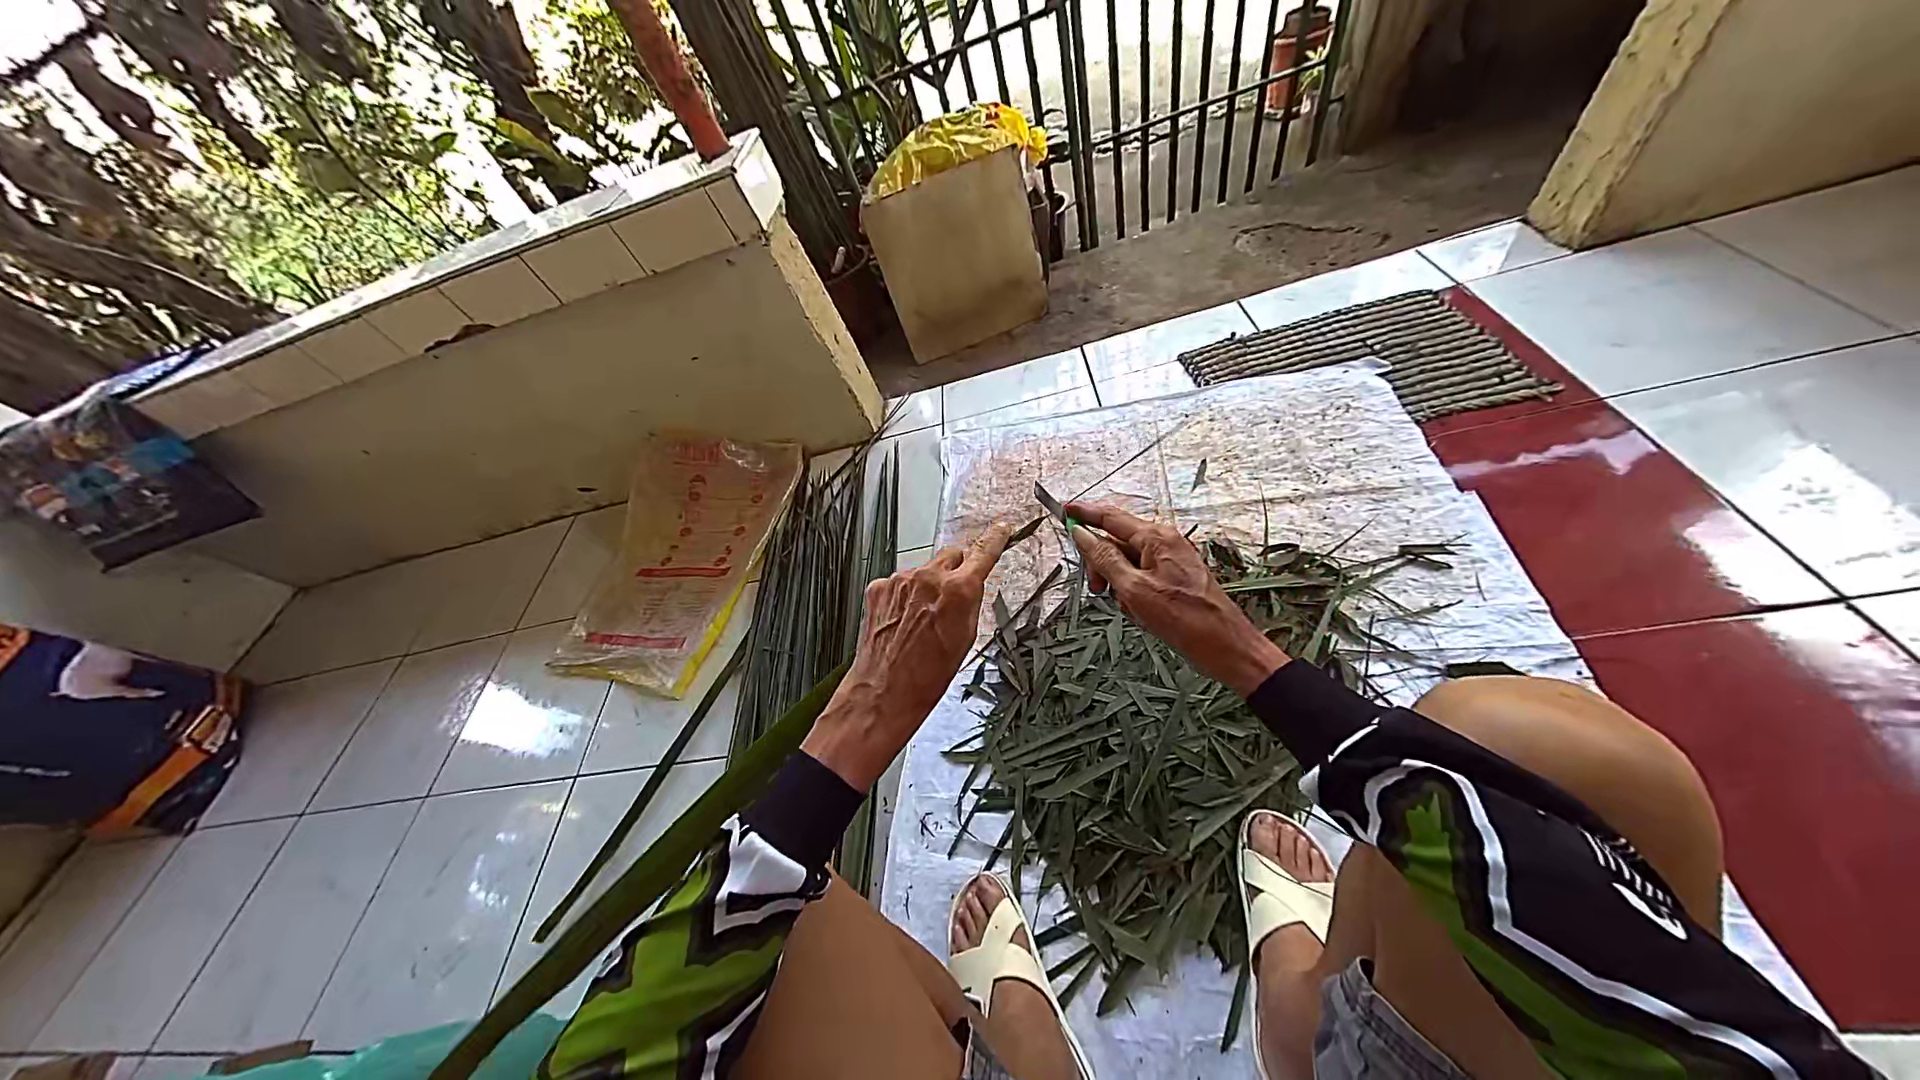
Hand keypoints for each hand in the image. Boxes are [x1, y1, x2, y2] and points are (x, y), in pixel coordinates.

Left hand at [802, 523, 1013, 789]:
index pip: (983, 552)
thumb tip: (970, 586)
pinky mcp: (879, 587)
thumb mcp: (966, 638)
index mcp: (958, 590)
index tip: (1001, 529)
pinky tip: (904, 621)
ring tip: (923, 621)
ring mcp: (900, 580)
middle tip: (955, 595)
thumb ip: (970, 603)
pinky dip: (905, 596)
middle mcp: (928, 578)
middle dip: (957, 570)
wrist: (885, 690)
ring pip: (925, 570)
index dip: (995, 538)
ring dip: (929, 586)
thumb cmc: (926, 675)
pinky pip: (900, 582)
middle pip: (952, 556)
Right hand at [1066, 502, 1289, 696]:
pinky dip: (1131, 591)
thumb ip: (1104, 558)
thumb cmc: (1187, 619)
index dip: (1084, 514)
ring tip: (1127, 606)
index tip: (1064, 511)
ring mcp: (1170, 559)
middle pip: (1116, 541)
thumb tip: (1082, 535)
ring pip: (1126, 561)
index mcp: (1156, 538)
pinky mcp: (1174, 577)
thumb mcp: (1133, 589)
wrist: (1225, 646)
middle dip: (1100, 563)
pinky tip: (1139, 611)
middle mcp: (1164, 542)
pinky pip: (1140, 576)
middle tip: (1096, 588)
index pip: (1110, 517)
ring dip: (1116, 582)